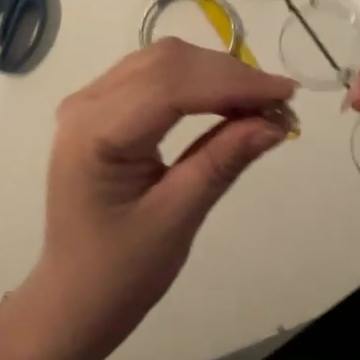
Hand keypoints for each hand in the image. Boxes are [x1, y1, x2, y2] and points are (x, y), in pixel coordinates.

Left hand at [31, 39, 296, 359]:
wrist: (73, 298)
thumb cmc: (120, 272)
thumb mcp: (176, 220)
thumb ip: (221, 162)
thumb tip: (275, 124)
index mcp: (94, 133)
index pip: (171, 85)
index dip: (232, 83)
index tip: (285, 94)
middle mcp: (85, 103)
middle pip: (167, 63)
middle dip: (229, 75)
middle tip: (280, 104)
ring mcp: (89, 101)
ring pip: (162, 61)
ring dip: (215, 74)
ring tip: (261, 104)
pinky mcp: (100, 108)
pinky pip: (153, 75)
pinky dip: (196, 81)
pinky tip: (227, 101)